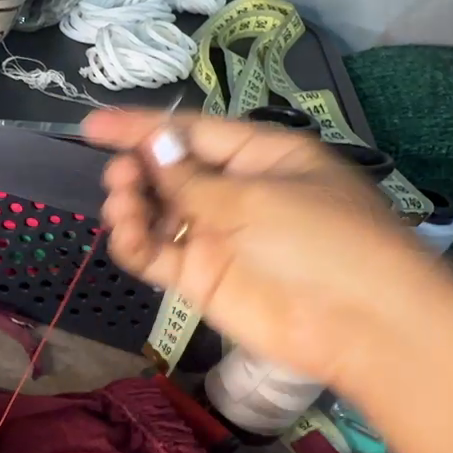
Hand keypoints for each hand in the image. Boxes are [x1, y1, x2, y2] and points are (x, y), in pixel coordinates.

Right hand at [82, 109, 452, 387]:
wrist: (362, 326)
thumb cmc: (322, 242)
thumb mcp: (255, 197)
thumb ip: (190, 177)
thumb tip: (150, 146)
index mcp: (259, 157)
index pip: (190, 133)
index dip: (139, 127)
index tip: (90, 126)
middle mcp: (232, 191)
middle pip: (165, 171)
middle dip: (135, 169)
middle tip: (120, 176)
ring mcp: (212, 235)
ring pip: (153, 211)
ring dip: (130, 204)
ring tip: (123, 206)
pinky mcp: (197, 276)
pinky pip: (152, 252)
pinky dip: (133, 241)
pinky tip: (128, 234)